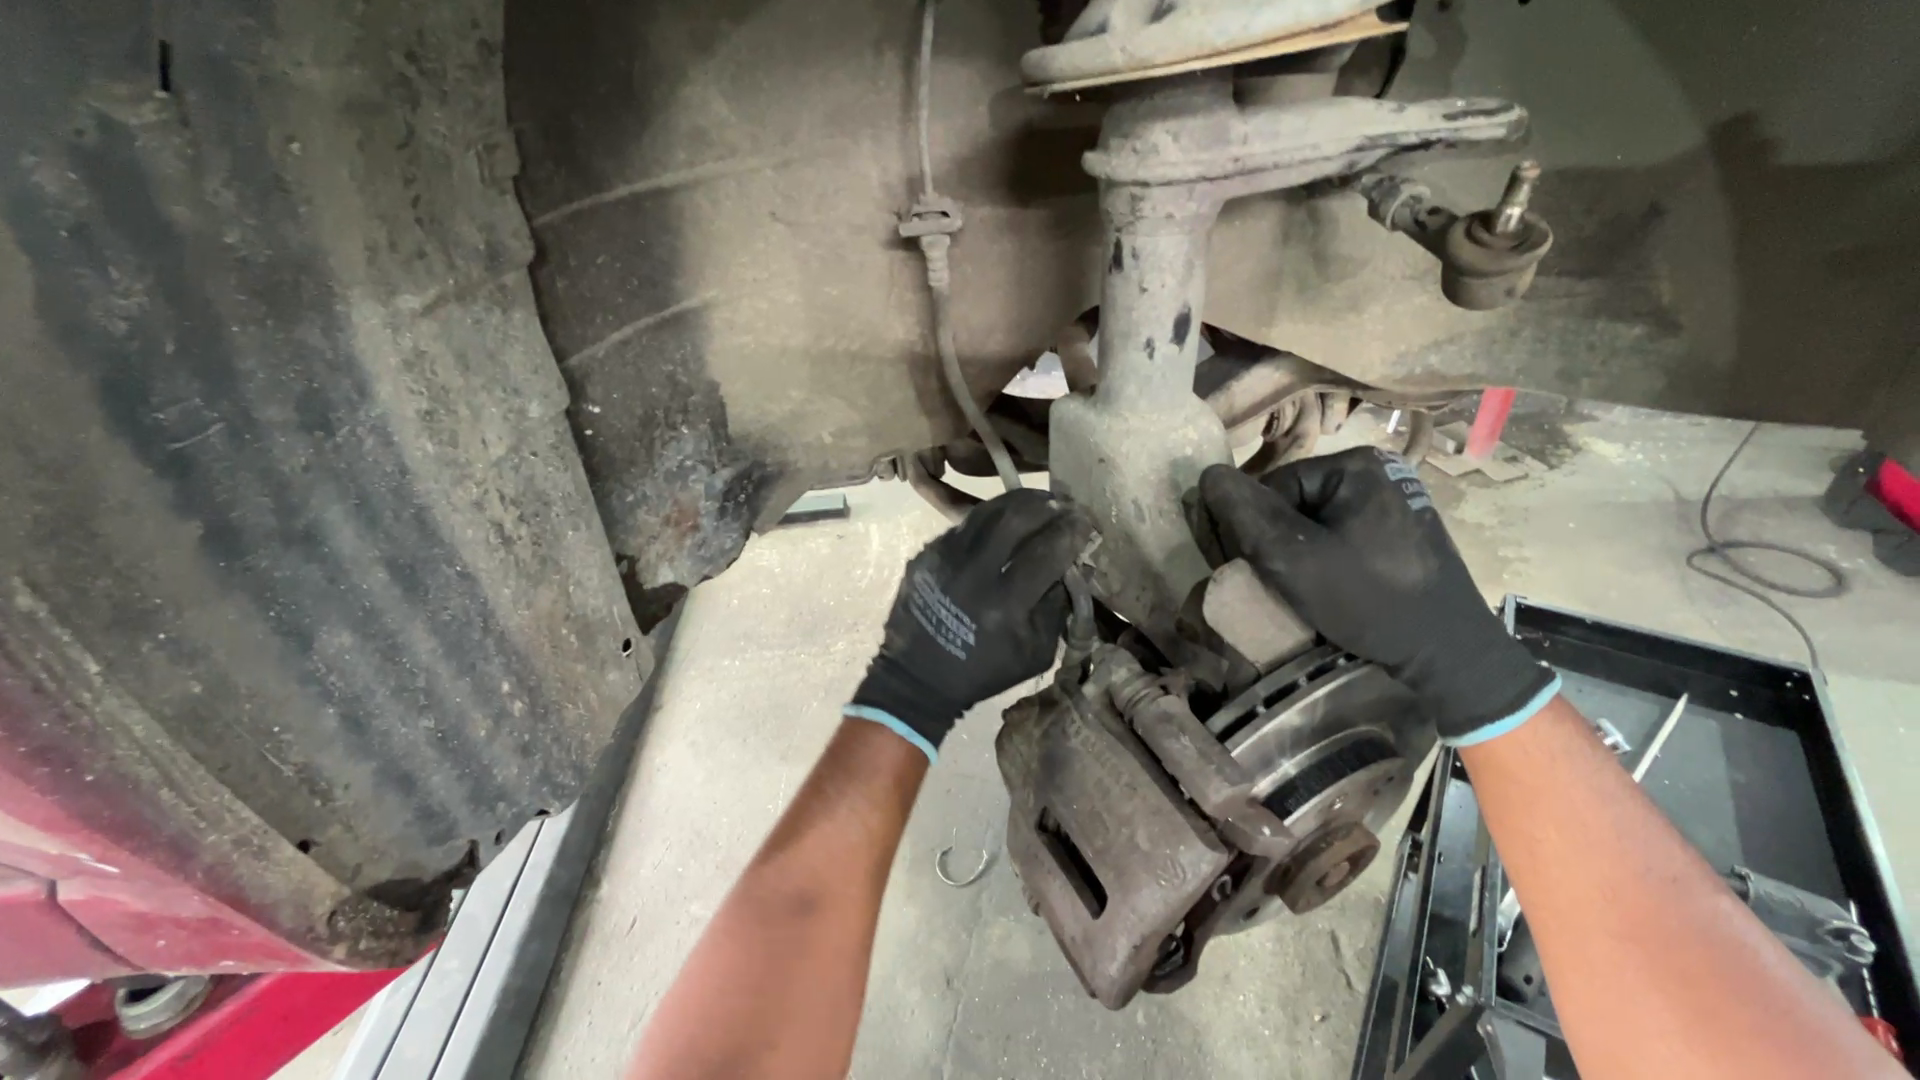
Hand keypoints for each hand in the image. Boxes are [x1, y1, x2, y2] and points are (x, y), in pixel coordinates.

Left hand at [849, 489, 1091, 759]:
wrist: (917, 678)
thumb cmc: (984, 670)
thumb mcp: (1036, 652)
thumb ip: (1057, 606)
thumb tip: (1072, 564)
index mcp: (1005, 606)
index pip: (1047, 552)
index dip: (1072, 531)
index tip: (1087, 522)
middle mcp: (972, 575)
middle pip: (1016, 519)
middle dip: (1048, 506)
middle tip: (1065, 504)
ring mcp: (943, 560)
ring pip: (987, 512)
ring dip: (1019, 502)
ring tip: (1040, 502)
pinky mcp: (925, 555)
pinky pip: (964, 525)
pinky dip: (991, 519)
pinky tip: (1005, 521)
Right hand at [1187, 448, 1556, 744]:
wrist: (1450, 652)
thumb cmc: (1369, 599)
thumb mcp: (1295, 559)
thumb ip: (1247, 515)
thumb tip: (1209, 475)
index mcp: (1355, 464)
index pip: (1272, 486)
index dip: (1255, 529)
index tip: (1259, 568)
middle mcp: (1380, 472)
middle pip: (1296, 504)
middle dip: (1281, 542)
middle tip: (1282, 583)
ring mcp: (1396, 502)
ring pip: (1318, 524)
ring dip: (1303, 555)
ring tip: (1306, 590)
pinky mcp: (1404, 533)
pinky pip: (1346, 539)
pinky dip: (1330, 562)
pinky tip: (1335, 590)